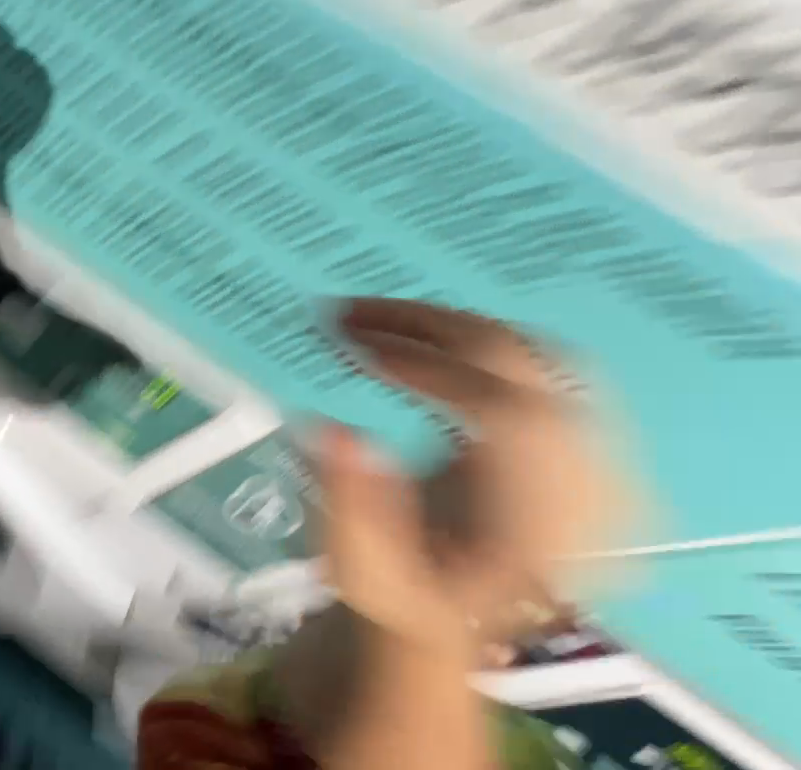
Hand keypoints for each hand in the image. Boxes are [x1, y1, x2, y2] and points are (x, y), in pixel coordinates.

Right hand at [317, 298, 630, 652]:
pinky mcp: (581, 440)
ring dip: (449, 327)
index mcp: (544, 524)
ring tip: (376, 320)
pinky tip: (422, 343)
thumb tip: (335, 430)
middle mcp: (591, 484)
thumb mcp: (364, 571)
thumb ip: (350, 507)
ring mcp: (597, 458)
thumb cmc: (406, 596)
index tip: (354, 347)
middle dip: (429, 327)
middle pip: (528, 367)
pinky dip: (473, 343)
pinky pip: (537, 364)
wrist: (458, 617)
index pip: (510, 412)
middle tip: (347, 314)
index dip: (429, 368)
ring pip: (537, 353)